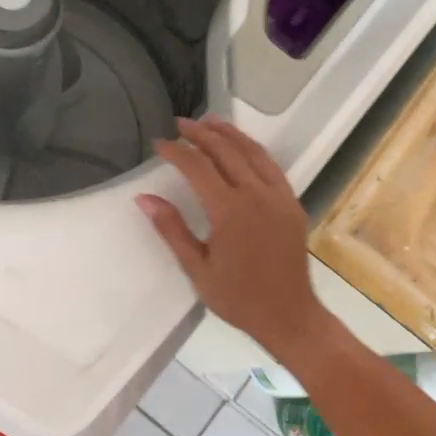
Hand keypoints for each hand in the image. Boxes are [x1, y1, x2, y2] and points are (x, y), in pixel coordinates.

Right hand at [137, 116, 333, 358]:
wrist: (288, 314)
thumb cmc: (237, 298)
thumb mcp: (196, 268)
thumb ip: (171, 229)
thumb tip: (144, 198)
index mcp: (229, 211)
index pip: (197, 167)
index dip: (176, 152)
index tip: (158, 144)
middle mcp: (256, 195)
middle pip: (226, 152)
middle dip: (201, 134)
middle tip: (180, 123)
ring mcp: (278, 197)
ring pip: (253, 153)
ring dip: (229, 134)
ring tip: (210, 121)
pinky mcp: (291, 203)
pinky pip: (271, 167)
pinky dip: (253, 150)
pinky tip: (242, 147)